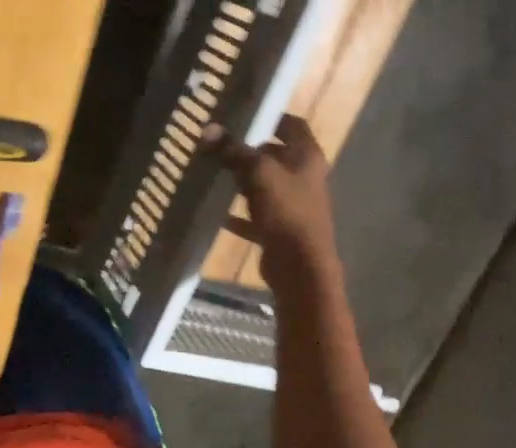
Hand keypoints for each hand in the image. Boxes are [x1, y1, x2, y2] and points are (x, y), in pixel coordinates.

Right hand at [220, 115, 339, 286]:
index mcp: (307, 156)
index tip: (244, 116)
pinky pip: (254, 216)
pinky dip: (238, 214)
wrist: (299, 263)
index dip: (271, 118)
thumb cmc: (287, 211)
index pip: (292, 125)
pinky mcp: (278, 228)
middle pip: (275, 156)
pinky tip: (217, 213)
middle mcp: (303, 176)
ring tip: (214, 176)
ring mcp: (291, 204)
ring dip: (242, 182)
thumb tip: (207, 130)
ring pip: (263, 186)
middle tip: (220, 147)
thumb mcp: (259, 175)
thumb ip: (234, 153)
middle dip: (249, 152)